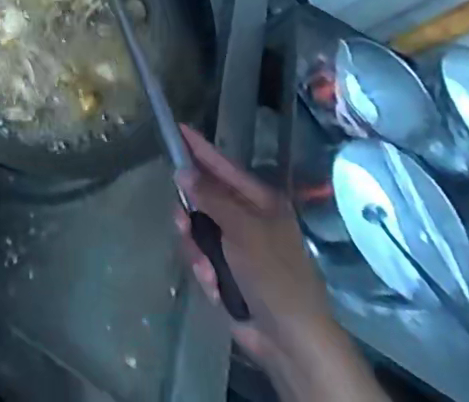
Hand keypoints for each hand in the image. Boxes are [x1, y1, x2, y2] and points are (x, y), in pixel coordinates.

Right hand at [175, 125, 387, 400]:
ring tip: (205, 265)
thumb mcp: (242, 230)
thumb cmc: (274, 275)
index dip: (200, 149)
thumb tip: (183, 171)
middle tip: (181, 219)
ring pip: (197, 230)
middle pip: (205, 200)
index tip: (178, 129)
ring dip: (197, 247)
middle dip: (191, 212)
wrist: (290, 339)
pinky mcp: (226, 272)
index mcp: (261, 202)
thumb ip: (211, 198)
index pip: (224, 167)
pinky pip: (201, 257)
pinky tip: (215, 285)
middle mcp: (248, 220)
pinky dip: (205, 271)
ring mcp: (236, 247)